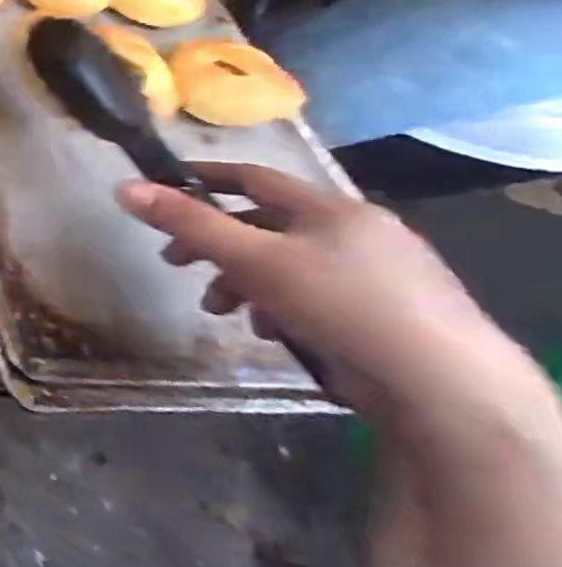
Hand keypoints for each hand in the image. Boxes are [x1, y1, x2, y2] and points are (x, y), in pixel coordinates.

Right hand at [115, 163, 504, 412]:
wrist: (443, 388)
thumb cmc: (338, 304)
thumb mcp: (249, 258)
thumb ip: (186, 222)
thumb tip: (124, 187)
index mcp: (333, 209)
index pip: (254, 177)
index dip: (203, 178)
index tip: (159, 186)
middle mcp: (358, 233)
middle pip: (263, 225)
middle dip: (213, 245)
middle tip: (174, 262)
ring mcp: (377, 275)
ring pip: (283, 264)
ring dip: (240, 282)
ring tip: (220, 310)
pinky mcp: (383, 314)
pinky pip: (311, 295)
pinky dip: (278, 306)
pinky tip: (270, 331)